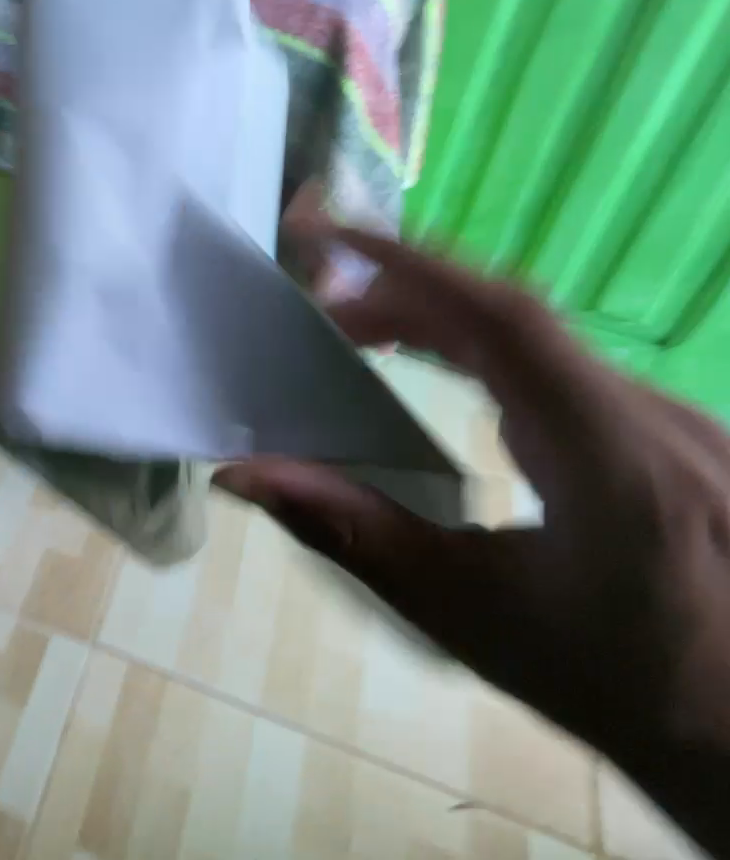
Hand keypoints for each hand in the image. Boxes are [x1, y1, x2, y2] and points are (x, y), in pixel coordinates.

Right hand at [215, 229, 729, 850]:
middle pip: (509, 316)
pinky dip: (473, 340)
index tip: (322, 234)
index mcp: (613, 465)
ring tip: (349, 332)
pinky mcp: (667, 428)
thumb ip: (345, 529)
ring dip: (431, 315)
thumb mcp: (457, 608)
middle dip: (397, 292)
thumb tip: (235, 473)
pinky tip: (427, 358)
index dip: (409, 264)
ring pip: (535, 332)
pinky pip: (556, 357)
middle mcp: (656, 423)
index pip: (505, 322)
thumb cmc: (600, 673)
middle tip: (310, 311)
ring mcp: (673, 420)